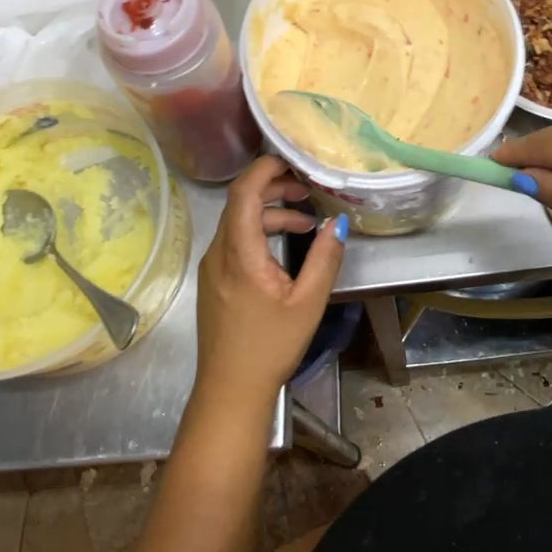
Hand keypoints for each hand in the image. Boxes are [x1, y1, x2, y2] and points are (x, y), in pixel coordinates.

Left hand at [193, 156, 345, 407]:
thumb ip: (325, 259)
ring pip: (238, 223)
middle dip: (272, 188)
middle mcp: (219, 252)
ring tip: (305, 222)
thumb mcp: (308, 303)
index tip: (291, 160)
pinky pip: (234, 242)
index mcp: (239, 253)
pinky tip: (284, 248)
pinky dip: (259, 233)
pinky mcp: (214, 280)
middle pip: (239, 202)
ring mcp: (212, 267)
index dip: (264, 169)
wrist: (230, 391)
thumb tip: (339, 222)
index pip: (243, 192)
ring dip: (269, 213)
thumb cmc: (270, 347)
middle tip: (305, 188)